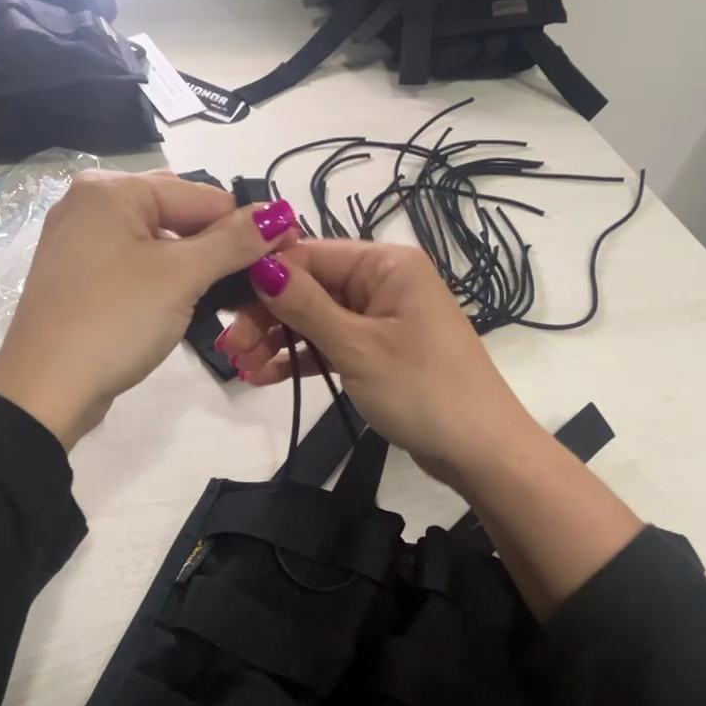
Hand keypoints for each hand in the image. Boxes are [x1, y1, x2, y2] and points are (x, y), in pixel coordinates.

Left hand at [0, 171, 298, 447]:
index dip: (247, 225)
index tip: (286, 256)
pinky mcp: (78, 277)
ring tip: (226, 299)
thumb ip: (234, 242)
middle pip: (177, 213)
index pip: (201, 194)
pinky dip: (164, 280)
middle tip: (256, 282)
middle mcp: (90, 202)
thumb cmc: (114, 322)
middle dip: (218, 245)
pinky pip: (134, 264)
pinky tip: (184, 304)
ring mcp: (79, 240)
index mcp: (112, 188)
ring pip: (157, 242)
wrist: (45, 390)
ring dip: (195, 266)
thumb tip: (282, 213)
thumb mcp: (180, 278)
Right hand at [216, 240, 542, 486]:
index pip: (309, 255)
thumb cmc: (423, 391)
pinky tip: (266, 377)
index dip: (264, 278)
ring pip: (315, 318)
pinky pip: (331, 344)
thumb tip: (259, 264)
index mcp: (385, 264)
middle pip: (308, 287)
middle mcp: (383, 281)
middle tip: (232, 351)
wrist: (481, 450)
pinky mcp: (380, 350)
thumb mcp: (358, 347)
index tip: (224, 310)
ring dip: (277, 341)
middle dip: (267, 317)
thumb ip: (305, 306)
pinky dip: (301, 359)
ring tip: (241, 370)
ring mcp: (382, 318)